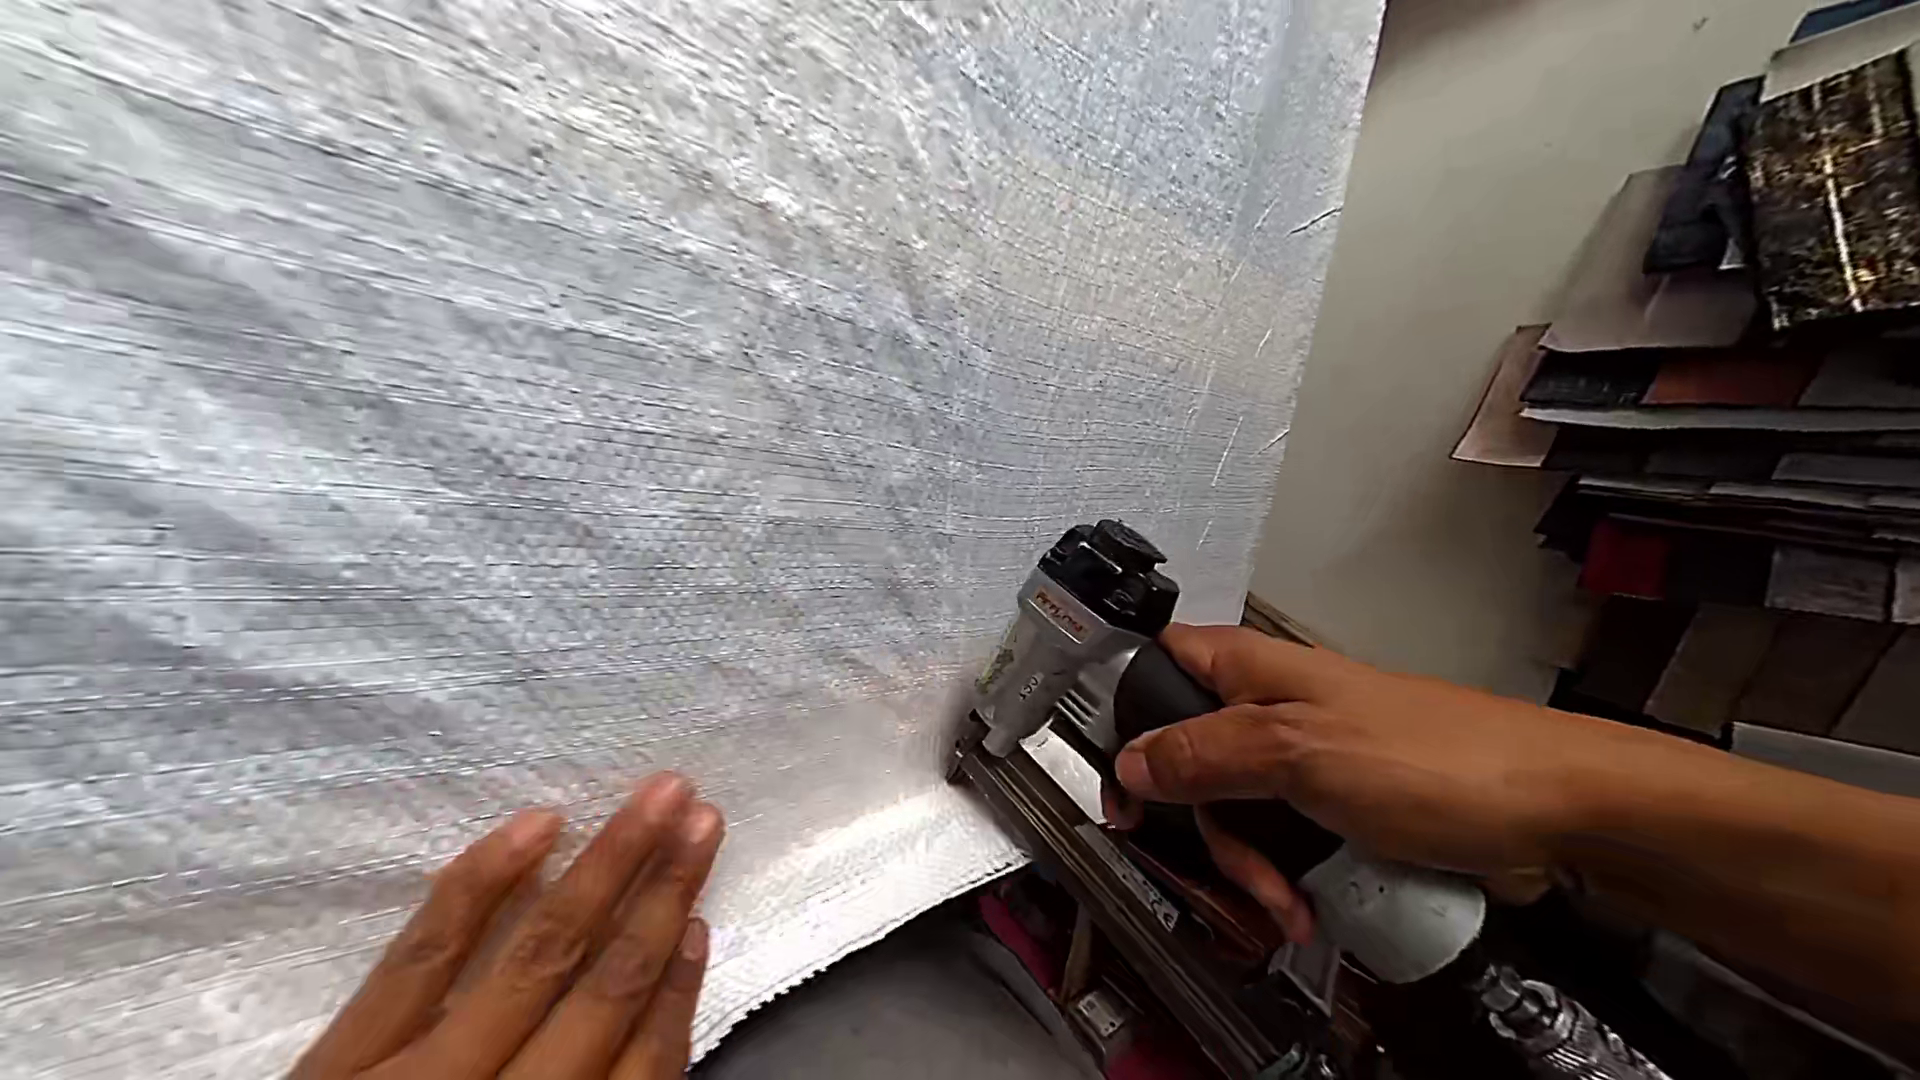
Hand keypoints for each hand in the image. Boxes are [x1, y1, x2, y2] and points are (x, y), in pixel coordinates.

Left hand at [293, 772, 724, 1079]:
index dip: (680, 987)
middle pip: (605, 985)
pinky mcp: (334, 1067)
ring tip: (660, 794)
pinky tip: (537, 824)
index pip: (643, 1063)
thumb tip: (668, 982)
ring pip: (537, 952)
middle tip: (704, 813)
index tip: (703, 915)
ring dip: (609, 862)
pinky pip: (419, 959)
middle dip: (664, 890)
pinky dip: (483, 885)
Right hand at [1112, 624, 1665, 936]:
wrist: (1551, 812)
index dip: (1123, 717)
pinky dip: (1272, 869)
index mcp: (1236, 665)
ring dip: (1238, 855)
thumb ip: (1202, 753)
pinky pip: (1265, 829)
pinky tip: (1298, 901)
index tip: (1123, 783)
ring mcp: (1284, 749)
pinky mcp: (1315, 792)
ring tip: (1277, 896)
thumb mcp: (1293, 750)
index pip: (1147, 668)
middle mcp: (1252, 700)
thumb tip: (1130, 763)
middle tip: (1216, 855)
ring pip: (1220, 800)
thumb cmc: (1425, 758)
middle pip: (1179, 753)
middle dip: (1194, 816)